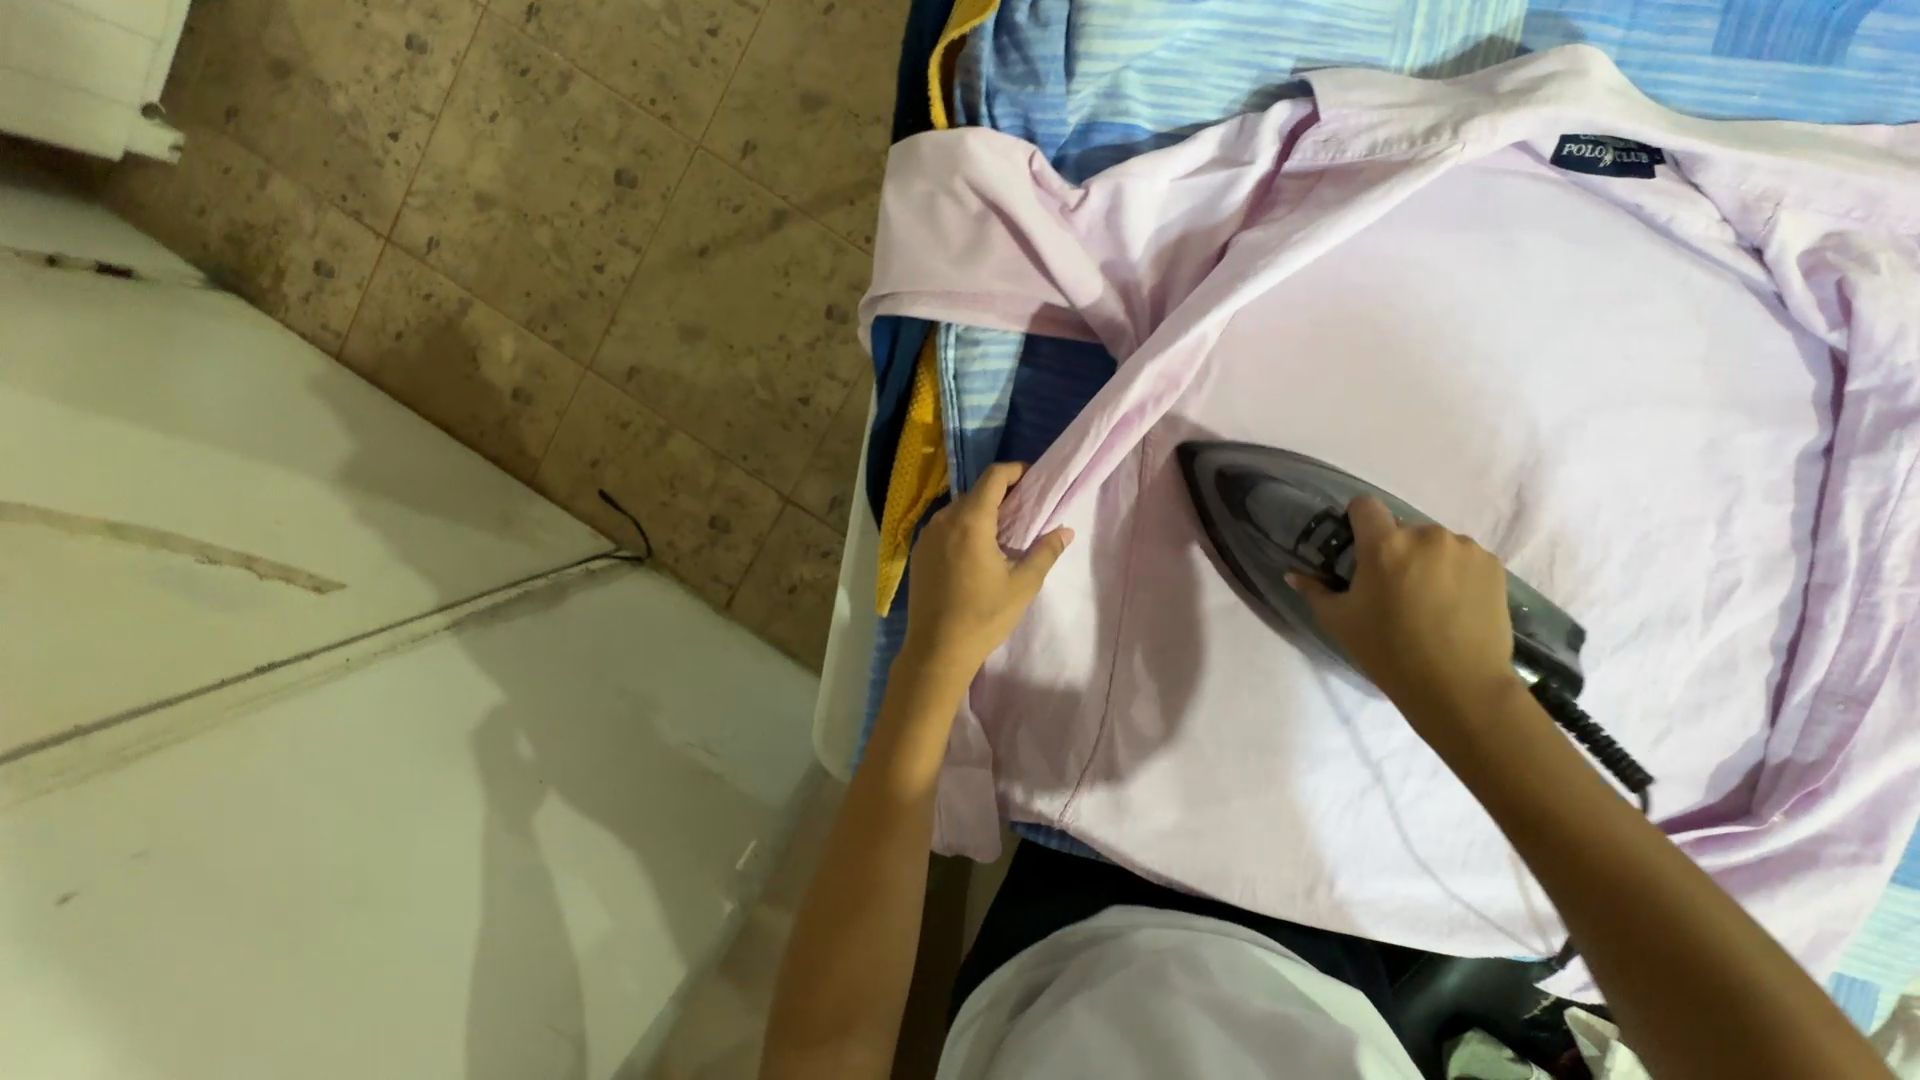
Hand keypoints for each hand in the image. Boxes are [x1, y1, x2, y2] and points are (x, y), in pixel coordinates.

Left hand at [901, 462, 1072, 676]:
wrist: (937, 650)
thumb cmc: (984, 616)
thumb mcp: (1023, 585)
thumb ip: (1046, 552)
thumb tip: (1065, 531)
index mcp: (970, 521)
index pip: (994, 477)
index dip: (1016, 471)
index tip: (1034, 480)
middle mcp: (944, 520)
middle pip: (976, 493)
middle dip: (1002, 495)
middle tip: (1026, 512)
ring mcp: (926, 536)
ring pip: (959, 511)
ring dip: (982, 513)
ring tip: (1003, 535)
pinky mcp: (918, 553)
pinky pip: (945, 529)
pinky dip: (964, 529)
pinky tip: (977, 553)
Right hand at [1289, 497, 1522, 724]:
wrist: (1458, 686)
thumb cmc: (1388, 652)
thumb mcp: (1340, 621)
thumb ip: (1315, 590)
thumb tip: (1294, 574)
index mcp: (1384, 545)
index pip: (1365, 506)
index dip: (1357, 522)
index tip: (1357, 550)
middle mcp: (1426, 535)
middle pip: (1401, 529)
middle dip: (1394, 550)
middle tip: (1393, 589)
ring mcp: (1464, 549)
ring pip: (1435, 544)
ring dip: (1427, 562)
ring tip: (1428, 601)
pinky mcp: (1493, 565)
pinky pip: (1464, 558)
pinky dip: (1455, 574)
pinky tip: (1454, 606)